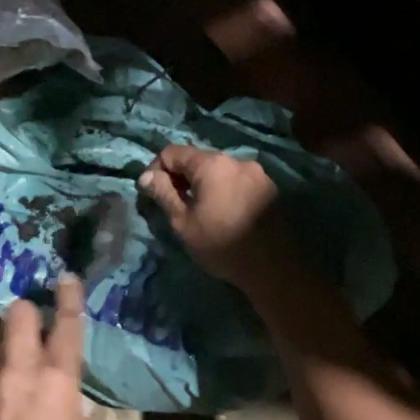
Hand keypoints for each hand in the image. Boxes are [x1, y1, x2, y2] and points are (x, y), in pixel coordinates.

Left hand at [0, 277, 86, 419]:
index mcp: (56, 379)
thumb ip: (64, 399)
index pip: (64, 323)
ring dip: (2, 345)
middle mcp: (17, 369)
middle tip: (31, 322)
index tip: (66, 277)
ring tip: (10, 363)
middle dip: (25, 312)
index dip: (68, 296)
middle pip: (16, 314)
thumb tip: (57, 383)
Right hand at [138, 145, 286, 295]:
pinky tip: (223, 213)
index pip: (173, 152)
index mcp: (212, 164)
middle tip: (173, 204)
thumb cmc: (220, 245)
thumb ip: (164, 194)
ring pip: (219, 170)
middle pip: (198, 159)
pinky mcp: (270, 188)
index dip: (156, 169)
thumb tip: (146, 177)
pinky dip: (224, 190)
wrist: (272, 268)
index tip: (152, 192)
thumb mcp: (183, 222)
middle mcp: (236, 160)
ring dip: (203, 184)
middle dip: (180, 177)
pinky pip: (237, 181)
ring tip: (199, 210)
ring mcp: (257, 173)